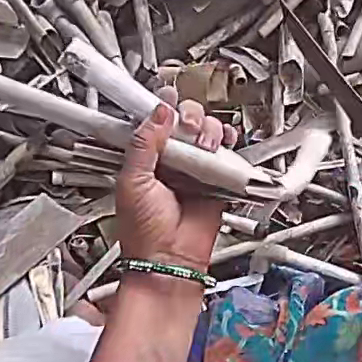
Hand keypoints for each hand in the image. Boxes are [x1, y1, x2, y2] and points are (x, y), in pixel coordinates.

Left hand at [117, 91, 234, 272]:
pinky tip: (224, 143)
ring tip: (203, 144)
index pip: (155, 122)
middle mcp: (170, 161)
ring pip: (207, 133)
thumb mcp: (132, 181)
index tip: (167, 100)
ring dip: (209, 130)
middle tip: (186, 127)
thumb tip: (159, 112)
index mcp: (145, 159)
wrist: (168, 260)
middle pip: (186, 121)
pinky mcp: (216, 182)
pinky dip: (229, 144)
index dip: (163, 108)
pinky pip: (227, 156)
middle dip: (189, 116)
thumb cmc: (143, 231)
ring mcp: (195, 170)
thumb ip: (143, 144)